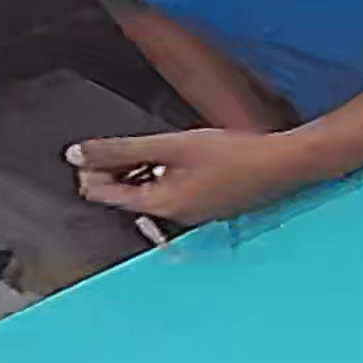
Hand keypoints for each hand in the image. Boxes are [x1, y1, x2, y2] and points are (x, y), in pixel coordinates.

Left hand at [65, 129, 319, 223]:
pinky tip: (197, 162)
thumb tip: (76, 155)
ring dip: (153, 173)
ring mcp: (202, 214)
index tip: (107, 148)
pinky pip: (182, 196)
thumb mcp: (169, 145)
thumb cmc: (236, 155)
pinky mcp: (219, 207)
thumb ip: (117, 150)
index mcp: (162, 205)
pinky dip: (179, 179)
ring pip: (156, 194)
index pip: (99, 193)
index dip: (93, 167)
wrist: (285, 163)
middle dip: (125, 170)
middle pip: (128, 195)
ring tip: (175, 152)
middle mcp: (180, 216)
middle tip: (146, 147)